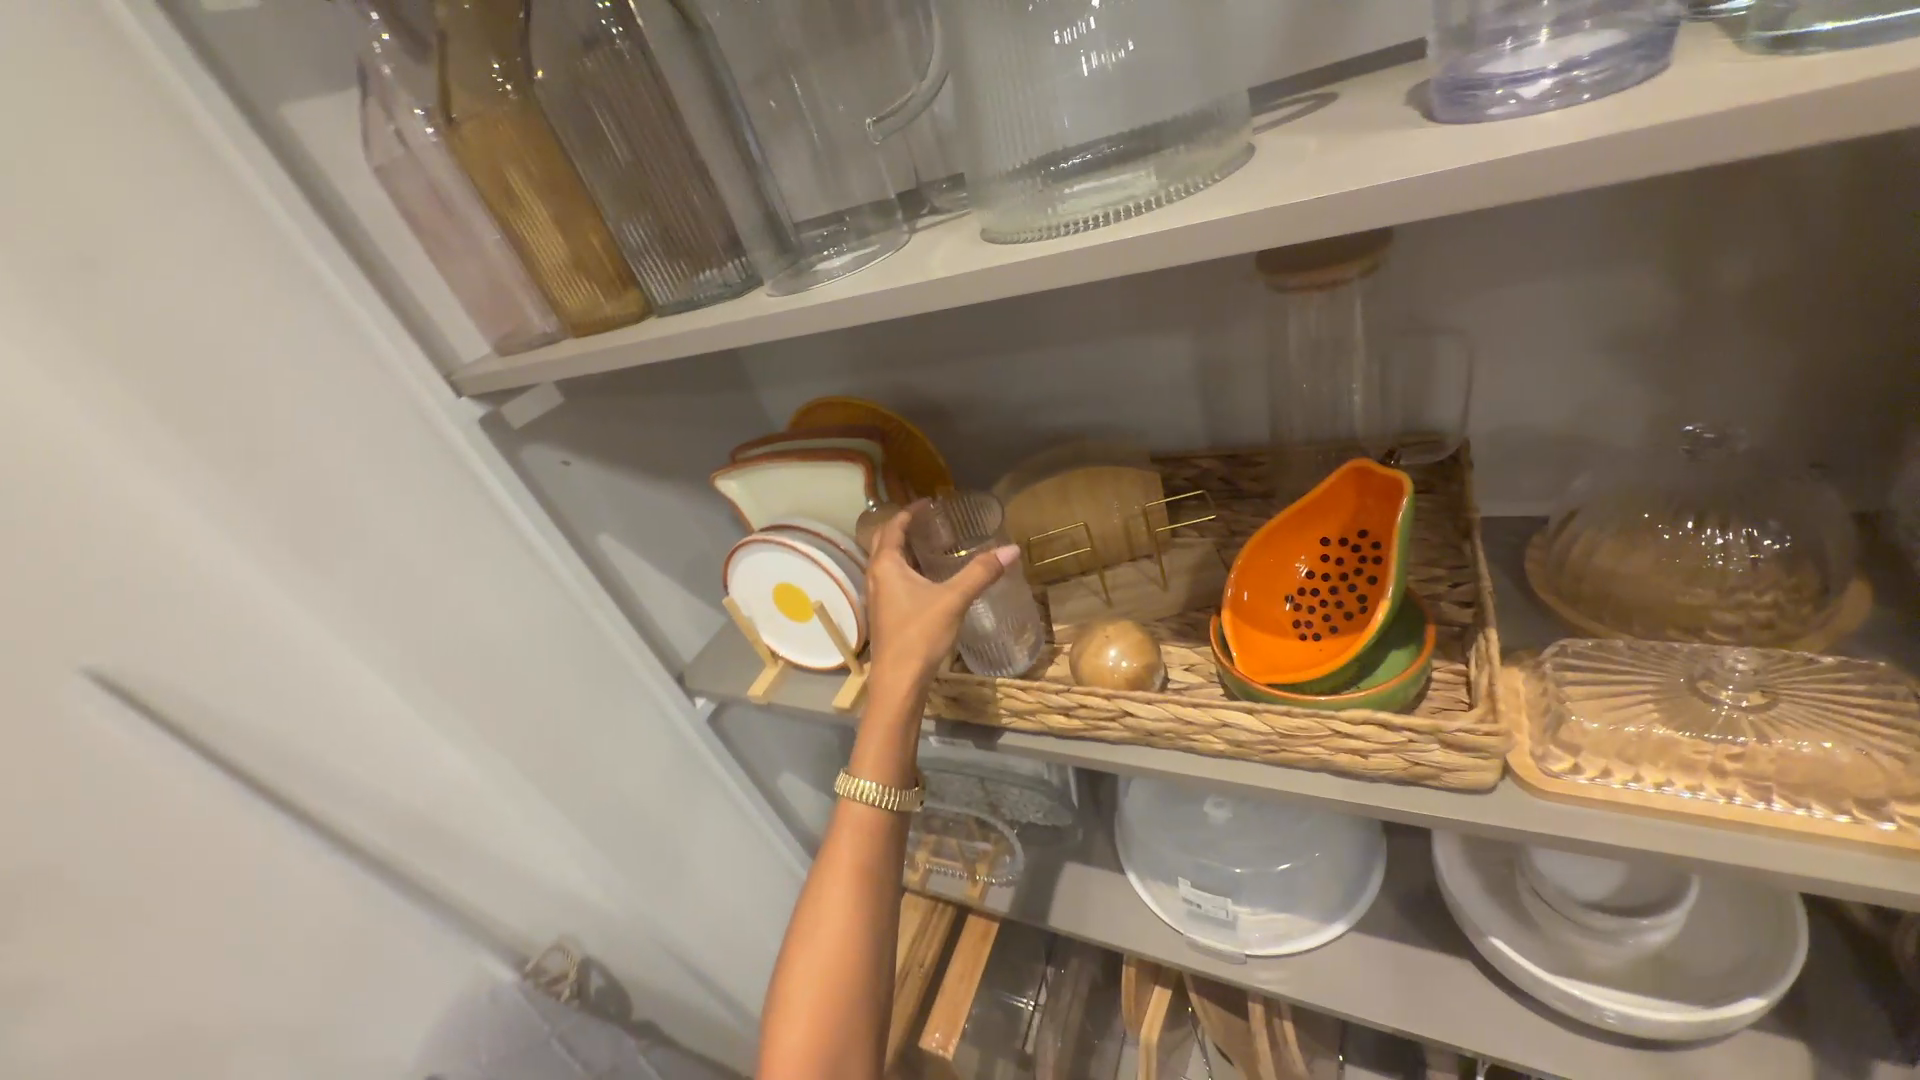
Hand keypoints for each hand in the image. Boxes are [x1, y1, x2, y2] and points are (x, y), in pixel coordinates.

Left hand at [863, 501, 1019, 705]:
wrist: (899, 681)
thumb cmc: (920, 635)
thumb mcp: (954, 600)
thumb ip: (981, 573)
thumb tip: (1011, 549)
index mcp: (886, 565)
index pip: (893, 526)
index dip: (910, 511)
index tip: (929, 502)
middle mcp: (875, 577)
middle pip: (884, 542)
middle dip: (903, 528)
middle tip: (929, 521)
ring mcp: (877, 598)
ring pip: (886, 563)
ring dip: (903, 550)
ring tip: (929, 545)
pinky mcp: (884, 615)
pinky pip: (891, 581)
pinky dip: (905, 570)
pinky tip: (926, 580)